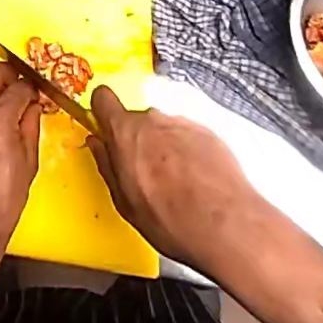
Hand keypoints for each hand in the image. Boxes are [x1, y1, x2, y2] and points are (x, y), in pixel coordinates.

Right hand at [87, 85, 277, 276]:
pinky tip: (194, 182)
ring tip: (174, 185)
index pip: (103, 99)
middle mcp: (154, 119)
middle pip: (136, 120)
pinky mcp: (208, 132)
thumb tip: (97, 145)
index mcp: (125, 132)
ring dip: (164, 149)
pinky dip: (188, 153)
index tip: (104, 128)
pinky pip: (188, 137)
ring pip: (164, 130)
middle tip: (143, 174)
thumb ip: (106, 164)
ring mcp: (183, 123)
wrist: (225, 224)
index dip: (102, 111)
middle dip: (137, 142)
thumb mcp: (124, 201)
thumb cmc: (170, 218)